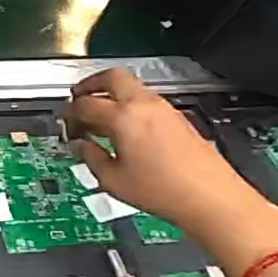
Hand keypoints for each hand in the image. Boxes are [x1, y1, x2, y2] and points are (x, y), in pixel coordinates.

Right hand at [63, 68, 277, 249]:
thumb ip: (90, 157)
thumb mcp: (113, 180)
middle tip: (78, 97)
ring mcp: (164, 110)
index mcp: (122, 117)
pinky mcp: (178, 119)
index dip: (69, 112)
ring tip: (101, 117)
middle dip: (90, 84)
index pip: (85, 104)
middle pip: (110, 77)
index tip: (65, 121)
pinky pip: (147, 101)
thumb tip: (82, 147)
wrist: (212, 200)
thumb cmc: (167, 192)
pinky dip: (130, 106)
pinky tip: (126, 129)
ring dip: (112, 95)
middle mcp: (144, 105)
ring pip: (131, 87)